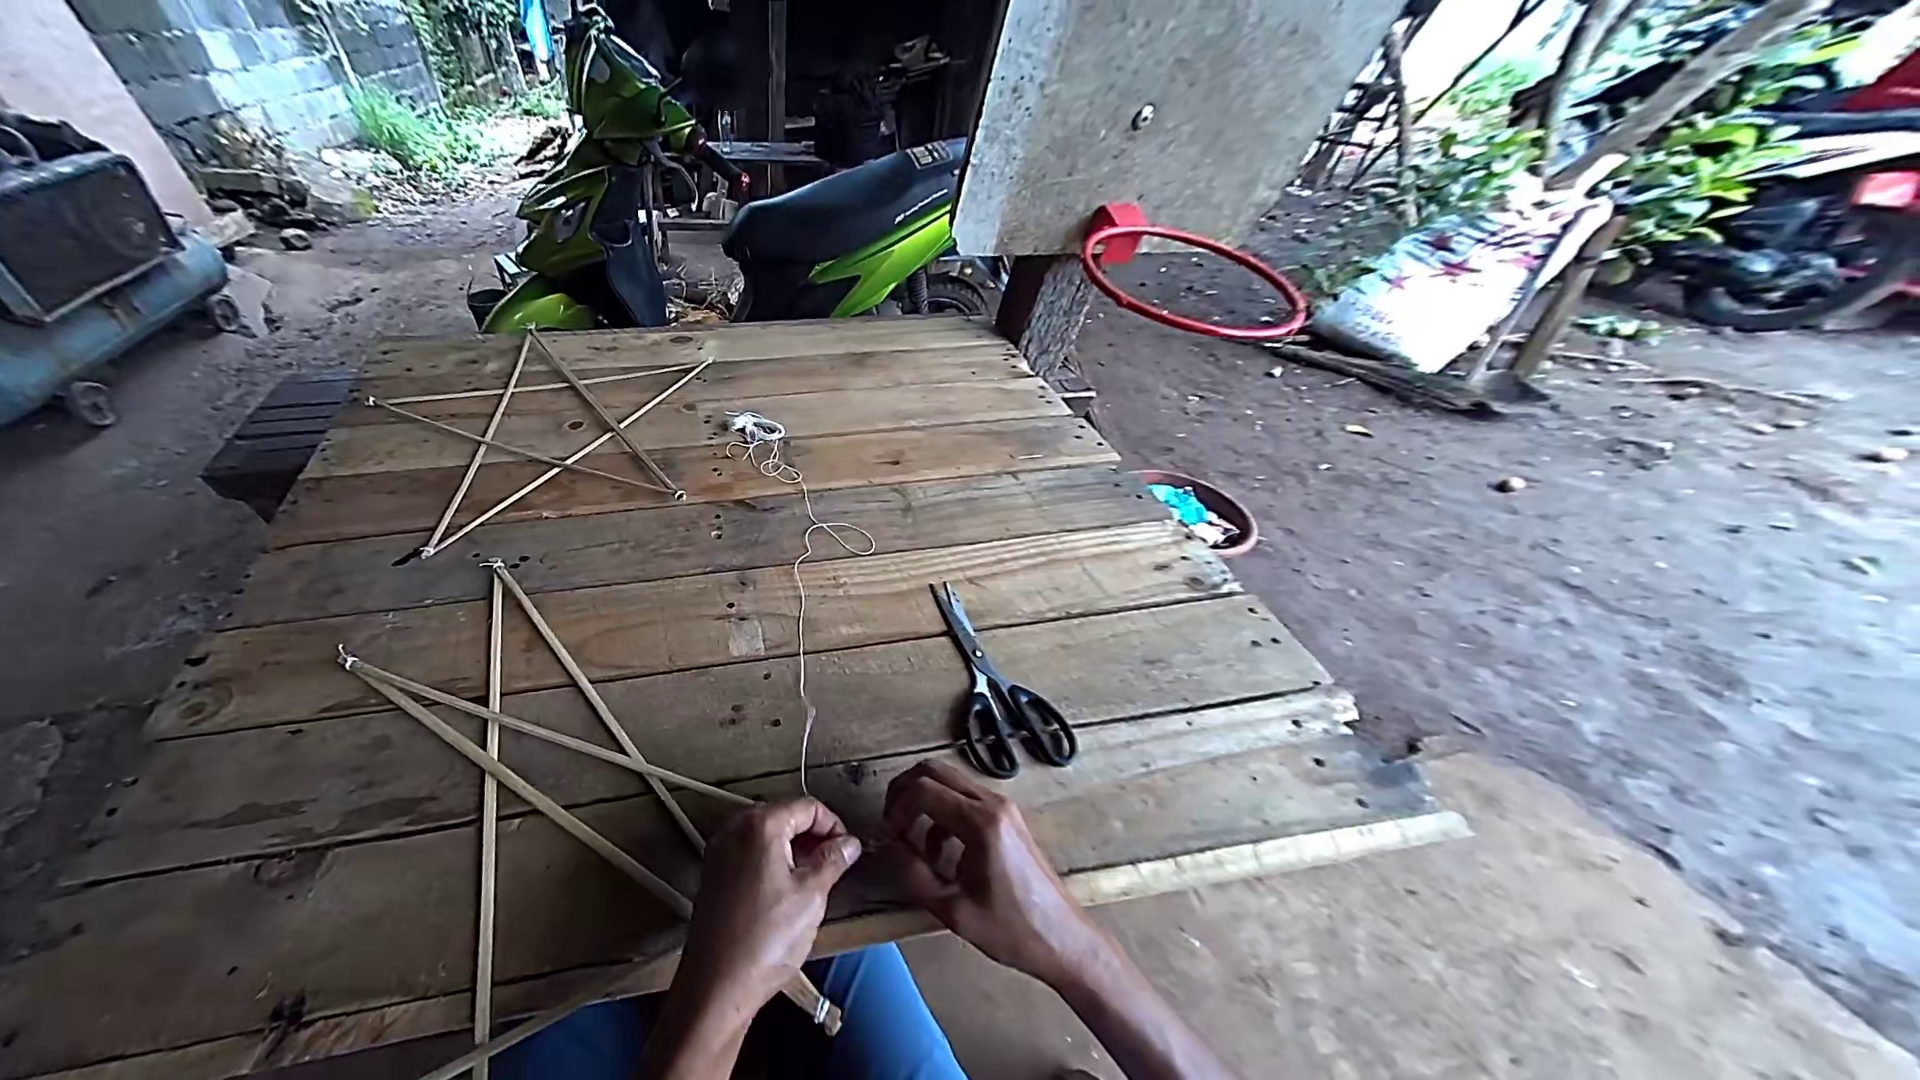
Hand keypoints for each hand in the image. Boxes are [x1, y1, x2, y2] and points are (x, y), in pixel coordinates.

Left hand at [678, 799, 862, 1013]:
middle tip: (833, 861)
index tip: (846, 849)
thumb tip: (849, 843)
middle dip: (812, 834)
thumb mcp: (812, 895)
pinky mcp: (711, 876)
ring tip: (812, 876)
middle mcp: (734, 830)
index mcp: (760, 825)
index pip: (808, 807)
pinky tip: (784, 889)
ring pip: (767, 833)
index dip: (833, 825)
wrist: (715, 991)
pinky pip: (749, 852)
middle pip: (785, 814)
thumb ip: (833, 859)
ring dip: (793, 846)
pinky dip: (771, 859)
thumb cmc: (764, 941)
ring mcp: (718, 853)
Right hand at [884, 760, 1103, 986]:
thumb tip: (889, 846)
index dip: (896, 806)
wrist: (1061, 937)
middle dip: (904, 791)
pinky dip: (943, 812)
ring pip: (949, 781)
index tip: (888, 833)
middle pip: (934, 770)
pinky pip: (964, 797)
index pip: (923, 789)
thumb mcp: (952, 910)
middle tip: (892, 824)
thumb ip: (913, 874)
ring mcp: (1002, 805)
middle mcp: (992, 801)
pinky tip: (940, 851)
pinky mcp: (1006, 815)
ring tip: (913, 843)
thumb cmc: (1010, 929)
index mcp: (981, 821)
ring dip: (923, 801)